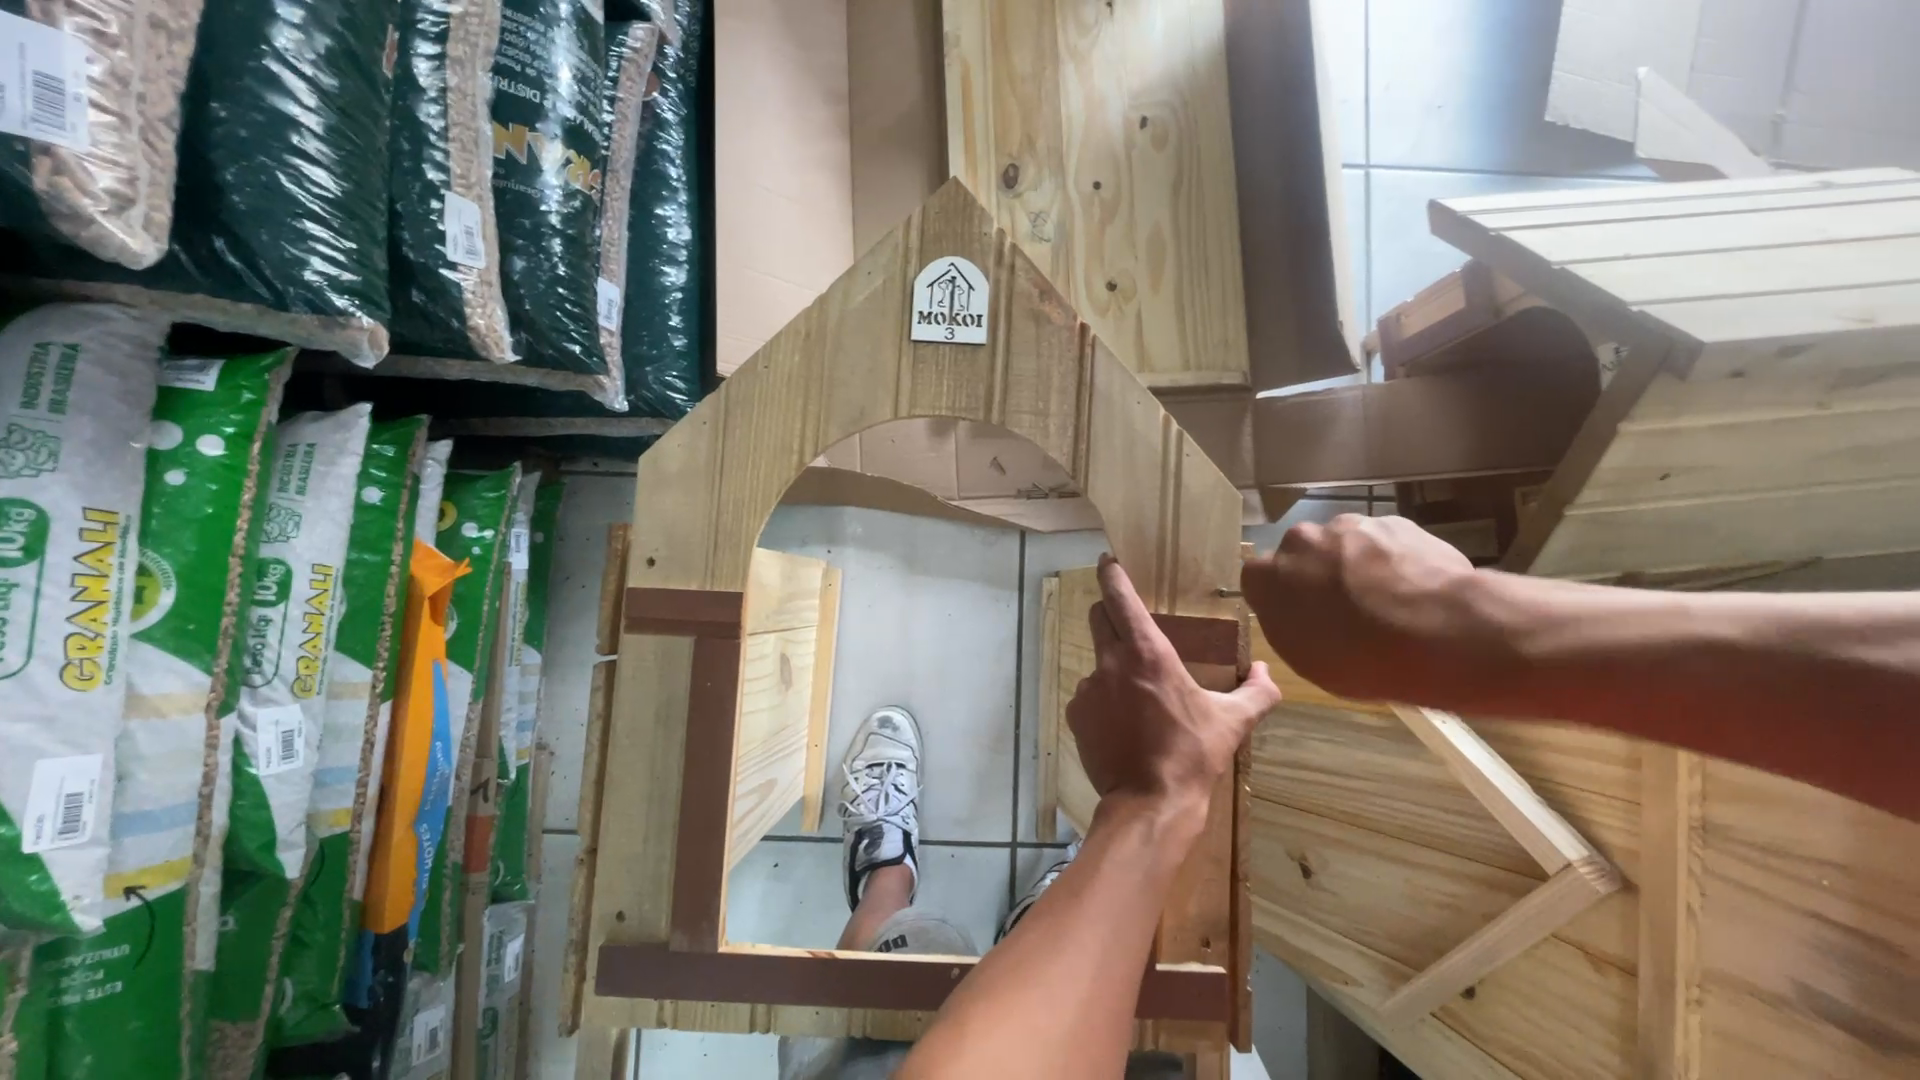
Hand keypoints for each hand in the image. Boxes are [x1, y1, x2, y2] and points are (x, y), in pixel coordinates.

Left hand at [1066, 555, 1281, 814]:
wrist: (1150, 802)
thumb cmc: (1192, 754)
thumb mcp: (1233, 721)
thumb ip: (1257, 691)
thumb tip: (1264, 672)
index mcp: (1147, 652)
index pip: (1120, 597)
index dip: (1111, 574)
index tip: (1107, 560)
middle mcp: (1111, 662)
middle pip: (1099, 618)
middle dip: (1110, 611)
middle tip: (1128, 621)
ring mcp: (1088, 688)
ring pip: (1097, 661)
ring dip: (1114, 666)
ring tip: (1138, 696)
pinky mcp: (1076, 714)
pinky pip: (1090, 695)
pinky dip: (1104, 700)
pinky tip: (1124, 724)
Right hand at [1241, 514, 1490, 702]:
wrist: (1440, 632)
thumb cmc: (1360, 658)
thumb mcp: (1306, 658)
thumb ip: (1289, 623)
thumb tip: (1296, 611)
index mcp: (1267, 575)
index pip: (1258, 579)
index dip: (1280, 597)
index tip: (1300, 617)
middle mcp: (1299, 540)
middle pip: (1302, 554)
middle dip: (1318, 574)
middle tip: (1345, 609)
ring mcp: (1348, 526)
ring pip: (1344, 544)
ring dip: (1356, 564)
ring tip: (1388, 600)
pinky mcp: (1394, 521)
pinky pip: (1384, 541)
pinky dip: (1393, 559)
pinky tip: (1415, 589)